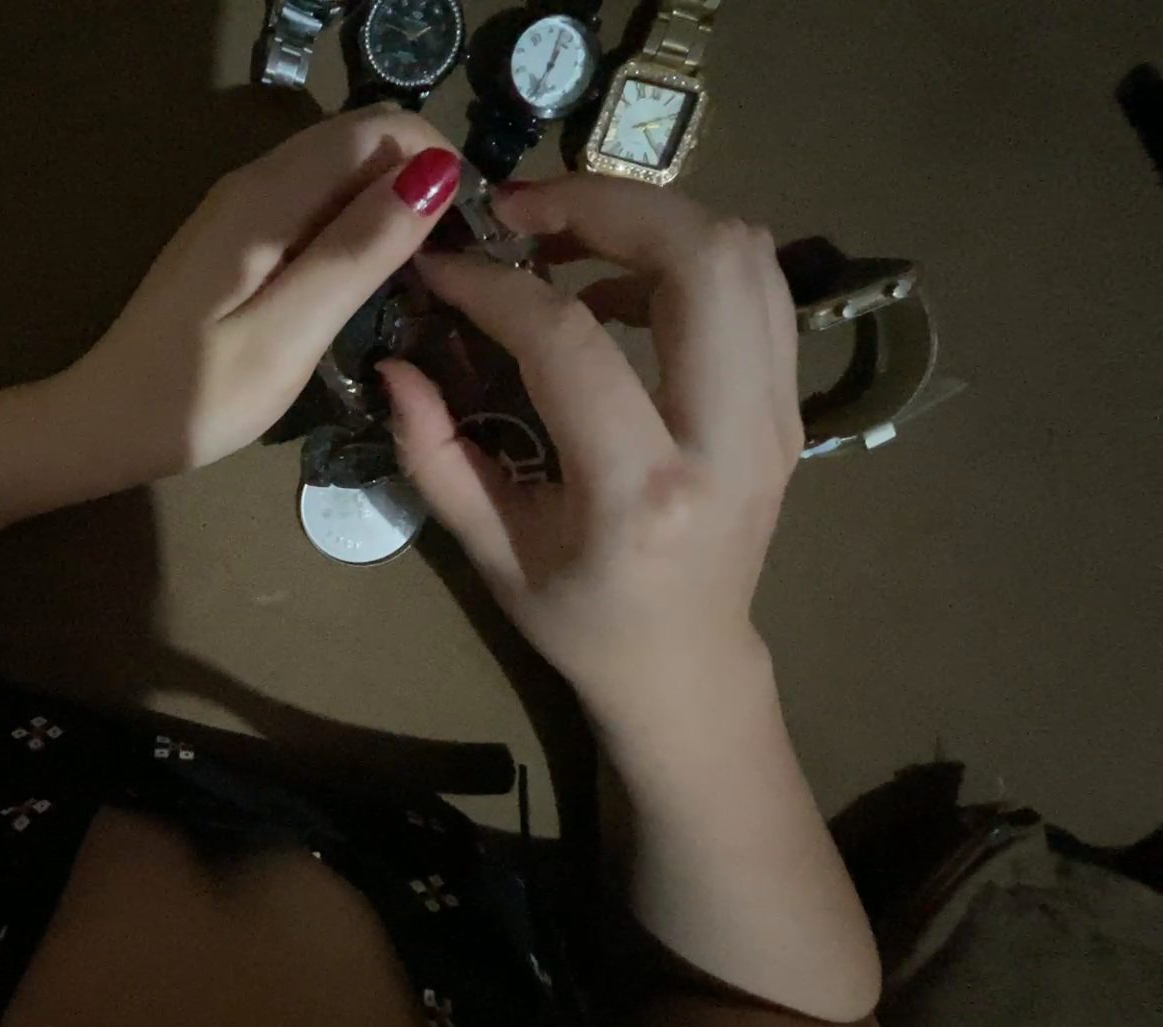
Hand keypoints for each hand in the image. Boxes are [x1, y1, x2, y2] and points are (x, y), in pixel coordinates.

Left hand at [61, 106, 460, 475]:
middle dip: (415, 178)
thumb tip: (431, 176)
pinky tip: (357, 278)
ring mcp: (234, 214)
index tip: (468, 230)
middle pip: (354, 142)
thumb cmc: (198, 398)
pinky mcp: (229, 245)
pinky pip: (306, 208)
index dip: (435, 160)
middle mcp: (249, 186)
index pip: (375, 130)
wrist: (107, 424)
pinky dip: (346, 226)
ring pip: (331, 174)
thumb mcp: (287, 333)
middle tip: (449, 258)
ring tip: (416, 272)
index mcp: (266, 199)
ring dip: (383, 204)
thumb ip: (355, 253)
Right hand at [378, 176, 801, 722]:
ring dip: (647, 221)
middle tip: (517, 210)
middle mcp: (731, 441)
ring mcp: (780, 415)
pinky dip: (681, 257)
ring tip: (560, 239)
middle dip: (601, 204)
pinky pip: (753, 288)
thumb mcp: (487, 552)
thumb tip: (394, 366)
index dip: (493, 286)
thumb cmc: (575, 622)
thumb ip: (434, 456)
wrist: (685, 663)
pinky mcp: (790, 404)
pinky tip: (614, 288)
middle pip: (701, 258)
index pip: (569, 343)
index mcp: (639, 493)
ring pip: (744, 255)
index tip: (440, 266)